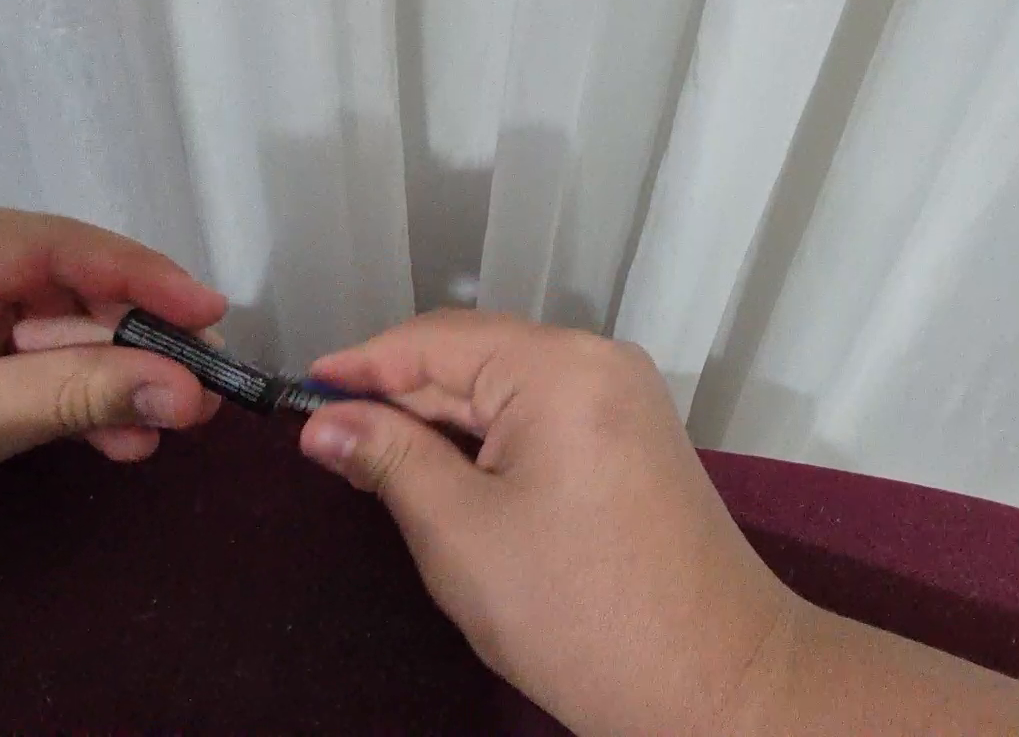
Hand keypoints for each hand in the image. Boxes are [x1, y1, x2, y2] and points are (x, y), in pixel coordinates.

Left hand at [0, 209, 225, 663]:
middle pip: (63, 296)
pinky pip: (34, 383)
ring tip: (177, 423)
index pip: (46, 244)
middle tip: (205, 382)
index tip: (210, 310)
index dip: (138, 273)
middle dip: (134, 343)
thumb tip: (190, 389)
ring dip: (117, 384)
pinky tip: (123, 442)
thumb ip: (73, 394)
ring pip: (58, 344)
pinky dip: (80, 411)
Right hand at [296, 311, 794, 736]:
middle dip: (403, 394)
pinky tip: (453, 458)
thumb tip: (324, 422)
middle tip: (331, 432)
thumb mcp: (462, 533)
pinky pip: (544, 406)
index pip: (438, 340)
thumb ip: (391, 459)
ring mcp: (623, 390)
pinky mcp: (633, 426)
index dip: (365, 362)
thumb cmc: (576, 609)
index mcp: (558, 365)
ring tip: (379, 448)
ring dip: (446, 414)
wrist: (715, 677)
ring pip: (510, 383)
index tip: (303, 387)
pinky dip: (492, 430)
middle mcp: (597, 356)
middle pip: (476, 357)